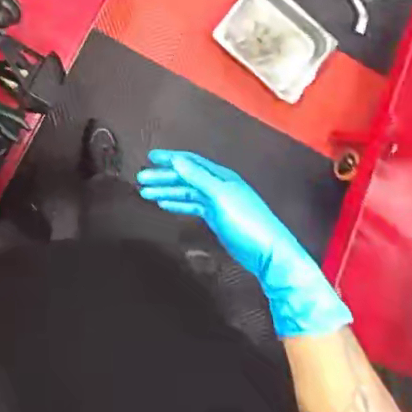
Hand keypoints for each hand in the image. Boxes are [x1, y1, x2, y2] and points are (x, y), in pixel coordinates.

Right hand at [138, 149, 351, 337]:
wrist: (270, 254)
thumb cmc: (247, 222)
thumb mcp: (220, 196)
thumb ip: (197, 177)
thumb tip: (176, 160)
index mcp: (221, 176)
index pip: (190, 162)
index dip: (170, 159)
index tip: (150, 158)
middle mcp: (218, 185)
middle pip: (186, 177)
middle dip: (164, 177)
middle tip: (141, 179)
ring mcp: (218, 202)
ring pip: (187, 192)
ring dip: (167, 191)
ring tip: (146, 193)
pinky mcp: (217, 218)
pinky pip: (192, 206)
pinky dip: (178, 203)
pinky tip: (165, 204)